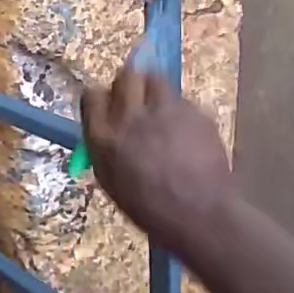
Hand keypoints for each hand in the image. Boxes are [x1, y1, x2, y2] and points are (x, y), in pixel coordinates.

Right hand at [80, 64, 234, 254]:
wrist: (201, 216)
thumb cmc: (152, 209)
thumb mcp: (113, 182)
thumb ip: (105, 148)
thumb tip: (106, 129)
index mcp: (105, 138)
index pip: (91, 96)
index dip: (100, 98)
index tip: (108, 104)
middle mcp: (132, 117)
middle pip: (126, 76)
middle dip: (130, 84)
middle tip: (136, 99)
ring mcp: (165, 110)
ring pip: (156, 80)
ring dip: (155, 91)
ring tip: (162, 112)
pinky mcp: (194, 110)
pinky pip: (182, 101)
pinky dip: (180, 111)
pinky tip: (186, 133)